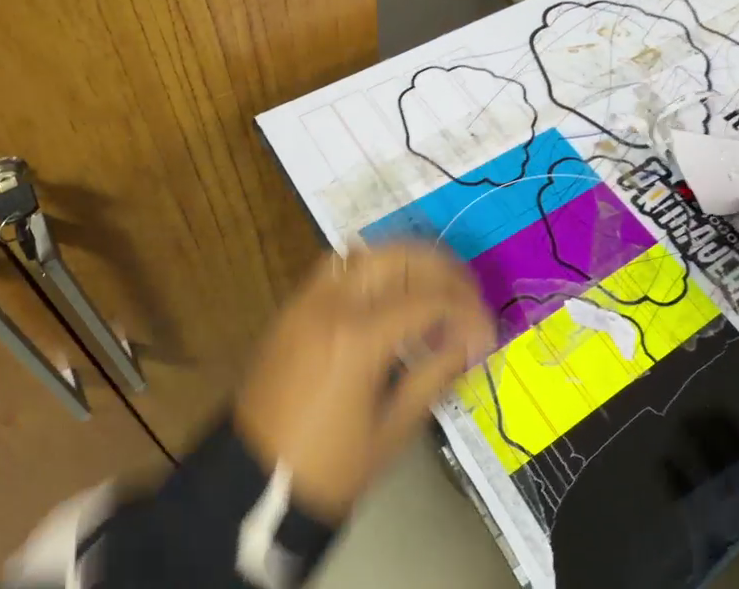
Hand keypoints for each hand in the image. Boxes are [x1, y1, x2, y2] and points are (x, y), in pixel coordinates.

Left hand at [234, 243, 496, 520]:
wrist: (252, 488)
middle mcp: (332, 304)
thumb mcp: (393, 429)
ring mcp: (306, 302)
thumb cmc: (330, 469)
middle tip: (468, 296)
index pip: (431, 300)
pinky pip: (336, 268)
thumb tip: (470, 342)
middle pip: (400, 256)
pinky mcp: (291, 311)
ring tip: (433, 286)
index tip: (487, 336)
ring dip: (405, 260)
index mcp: (359, 337)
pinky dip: (370, 268)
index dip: (469, 313)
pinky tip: (390, 294)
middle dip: (443, 270)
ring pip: (365, 251)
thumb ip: (435, 374)